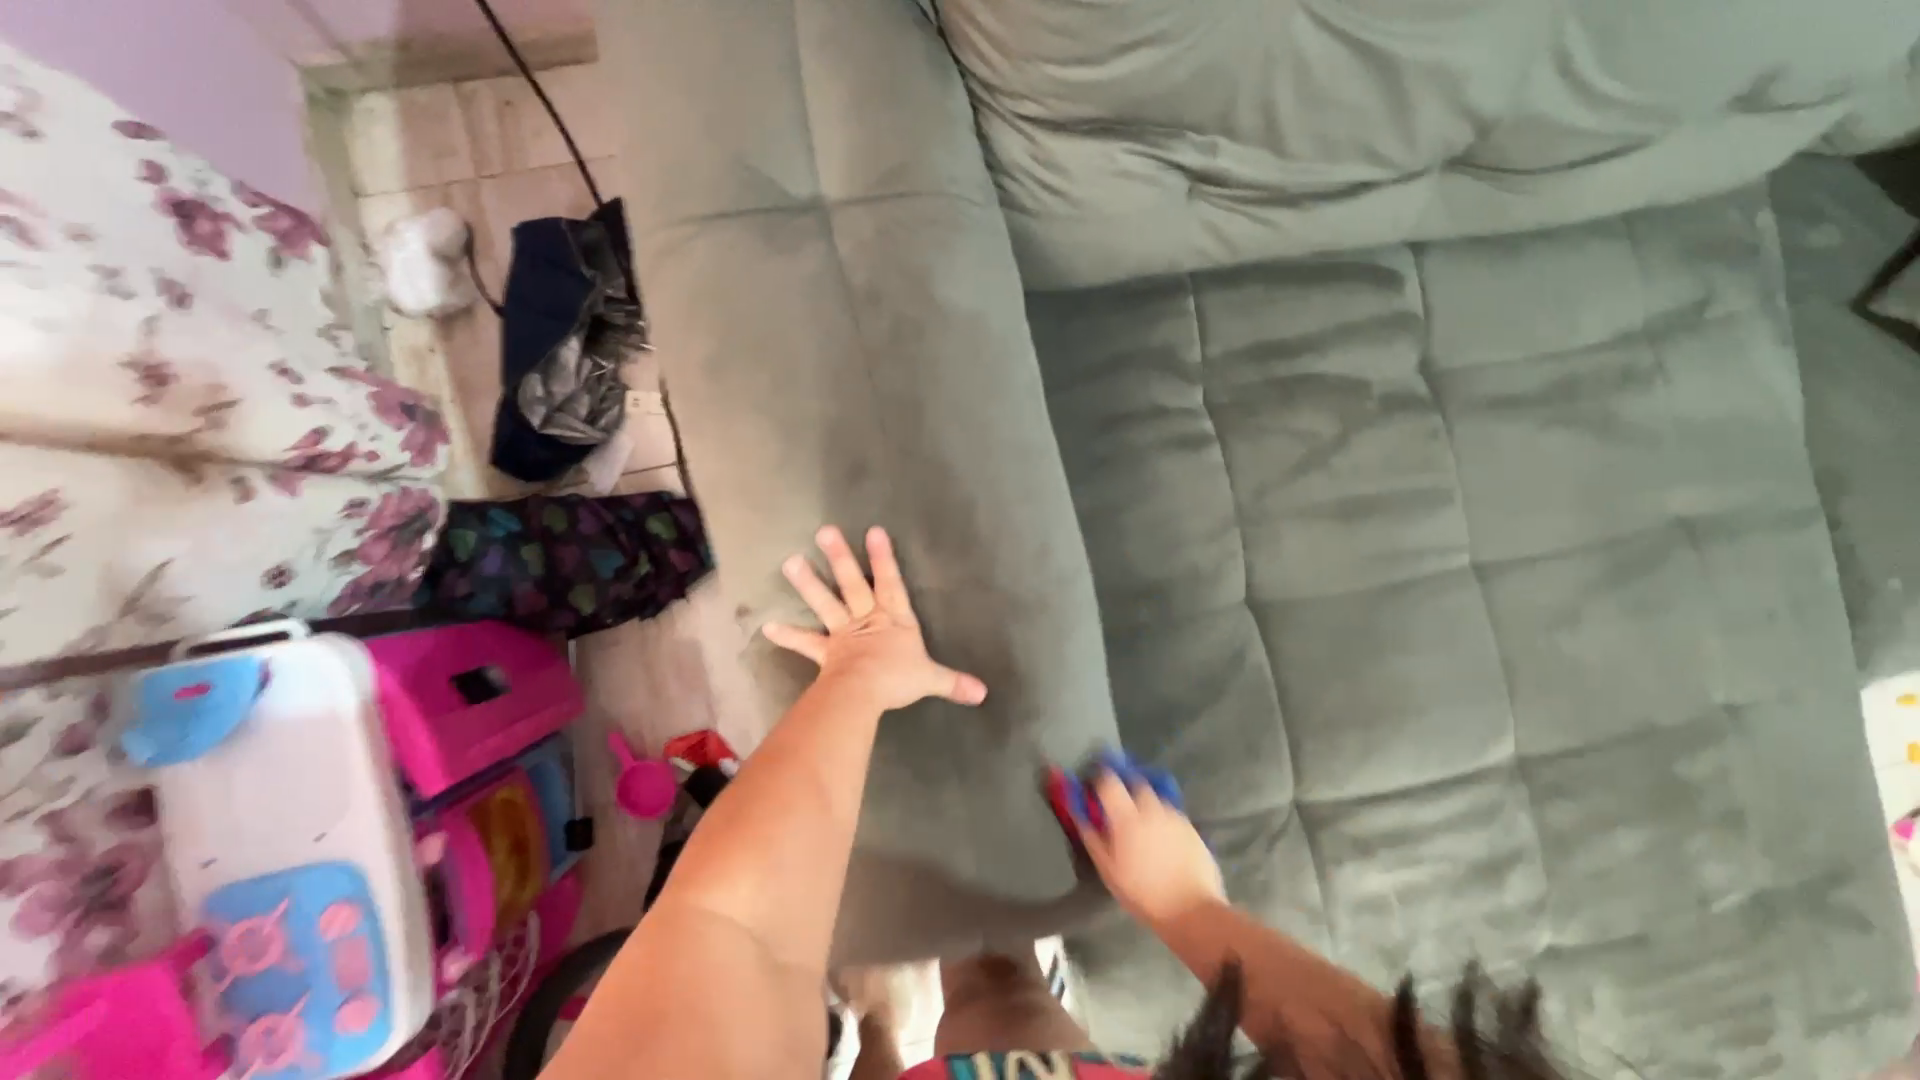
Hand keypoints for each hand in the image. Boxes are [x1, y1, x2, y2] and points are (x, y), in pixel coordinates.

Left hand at [762, 526, 987, 711]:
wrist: (864, 693)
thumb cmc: (898, 679)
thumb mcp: (931, 678)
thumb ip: (954, 682)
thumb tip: (983, 693)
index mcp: (895, 620)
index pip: (891, 583)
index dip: (883, 558)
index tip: (873, 530)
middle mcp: (868, 620)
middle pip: (853, 584)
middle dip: (840, 557)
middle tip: (824, 531)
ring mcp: (844, 633)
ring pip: (826, 603)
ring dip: (808, 583)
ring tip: (790, 561)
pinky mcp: (826, 652)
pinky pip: (806, 643)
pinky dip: (788, 636)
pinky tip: (768, 627)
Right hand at [1077, 770, 1224, 927]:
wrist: (1192, 909)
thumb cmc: (1143, 893)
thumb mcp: (1109, 871)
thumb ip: (1092, 838)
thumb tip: (1080, 816)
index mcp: (1127, 818)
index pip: (1109, 781)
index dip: (1100, 778)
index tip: (1095, 785)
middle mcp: (1152, 809)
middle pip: (1136, 783)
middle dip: (1126, 788)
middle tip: (1119, 805)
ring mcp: (1174, 816)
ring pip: (1156, 797)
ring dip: (1145, 803)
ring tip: (1142, 823)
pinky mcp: (1191, 827)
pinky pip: (1172, 813)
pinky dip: (1163, 817)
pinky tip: (1163, 838)